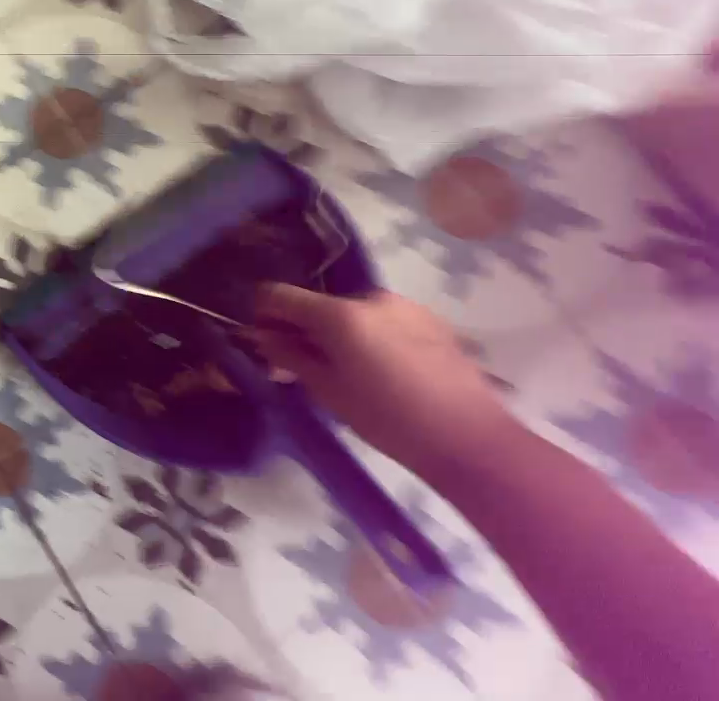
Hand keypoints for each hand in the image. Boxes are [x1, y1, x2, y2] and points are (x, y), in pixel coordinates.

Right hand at [250, 284, 517, 478]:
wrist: (473, 441)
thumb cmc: (388, 419)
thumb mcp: (326, 389)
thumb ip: (288, 355)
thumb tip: (262, 336)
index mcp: (338, 313)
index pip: (277, 294)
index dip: (262, 314)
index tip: (264, 342)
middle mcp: (370, 297)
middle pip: (316, 303)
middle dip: (302, 328)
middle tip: (303, 365)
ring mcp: (405, 306)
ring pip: (350, 312)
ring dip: (336, 333)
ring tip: (347, 370)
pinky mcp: (431, 321)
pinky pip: (381, 320)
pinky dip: (368, 336)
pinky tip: (381, 370)